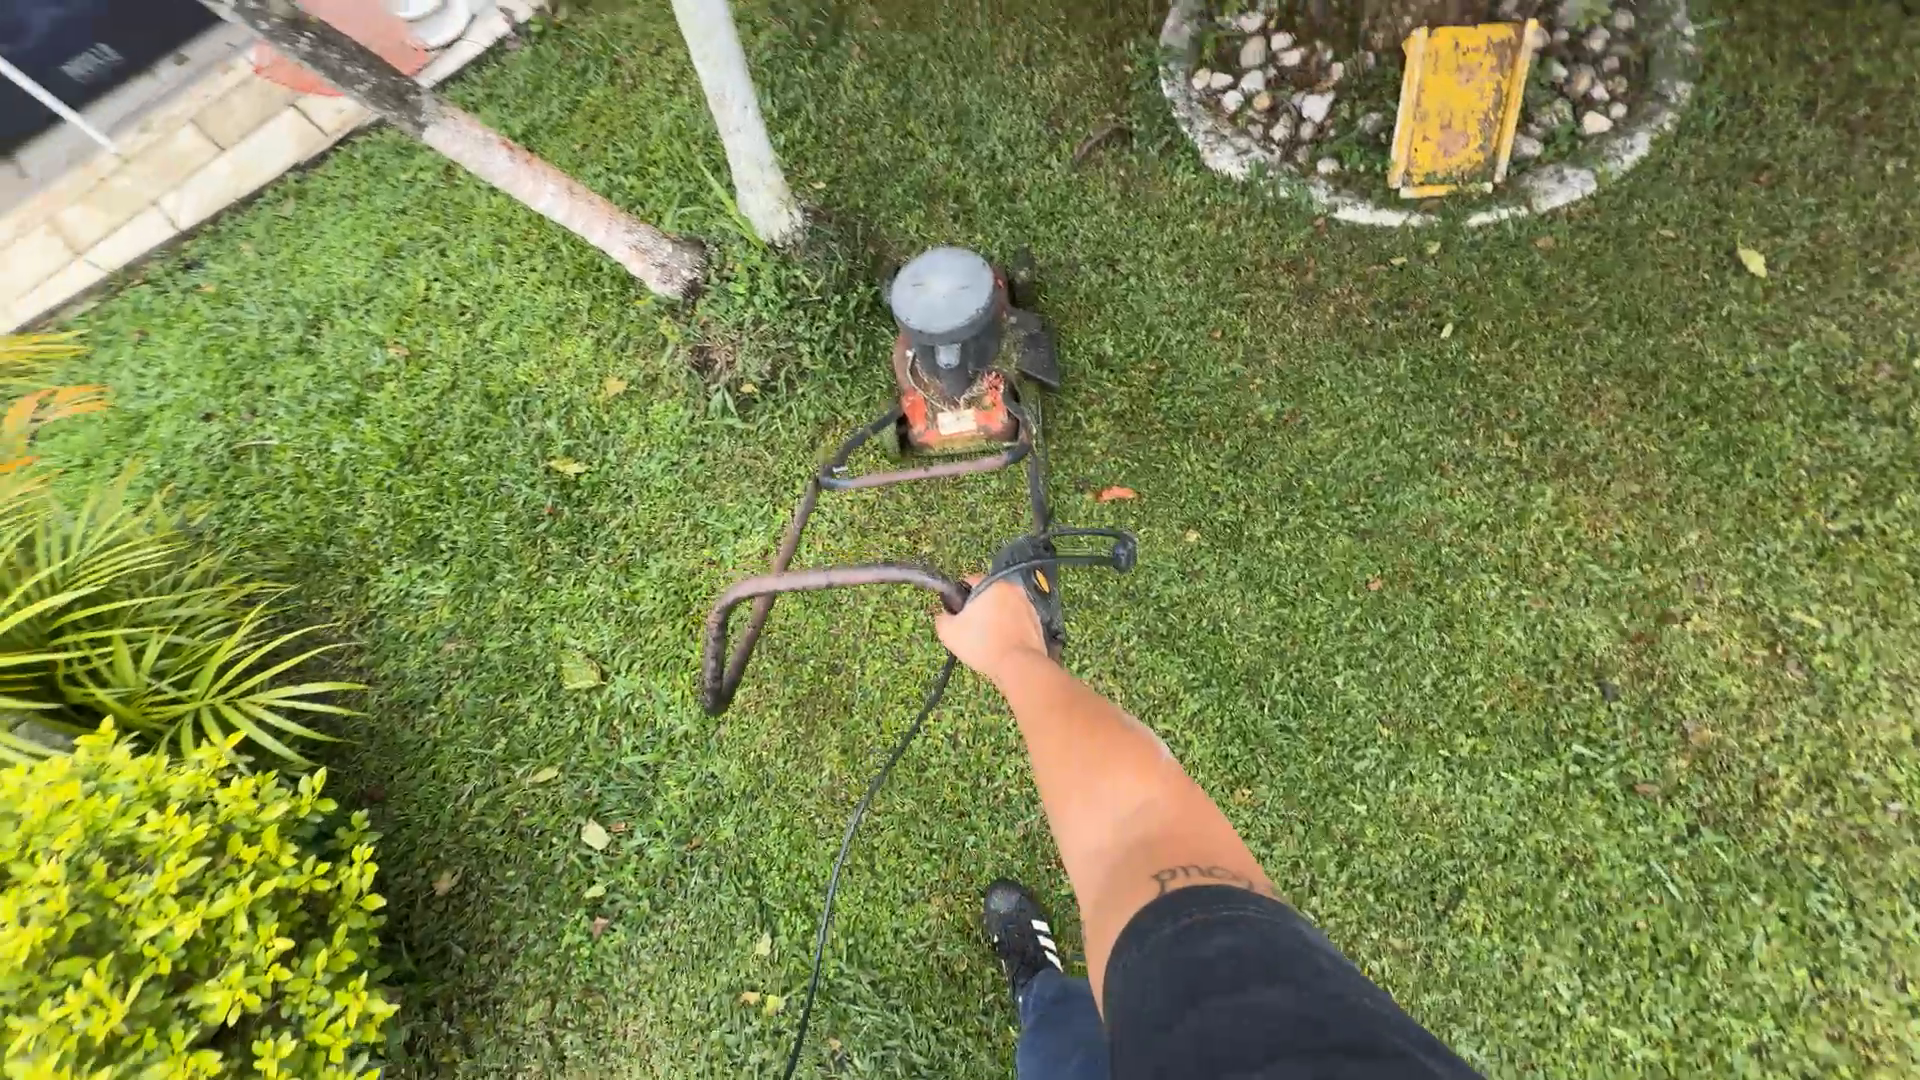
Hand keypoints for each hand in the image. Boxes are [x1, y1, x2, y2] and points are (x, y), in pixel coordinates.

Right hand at [936, 575, 1052, 684]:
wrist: (1018, 665)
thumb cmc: (982, 644)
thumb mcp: (949, 632)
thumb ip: (941, 618)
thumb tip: (944, 615)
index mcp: (992, 585)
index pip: (970, 581)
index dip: (959, 596)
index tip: (956, 612)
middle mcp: (1014, 589)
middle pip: (989, 595)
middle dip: (979, 609)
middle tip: (970, 629)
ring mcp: (1029, 606)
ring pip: (1004, 609)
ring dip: (995, 620)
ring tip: (987, 641)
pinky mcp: (1038, 622)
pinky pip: (1017, 622)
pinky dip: (1009, 630)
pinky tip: (1001, 646)